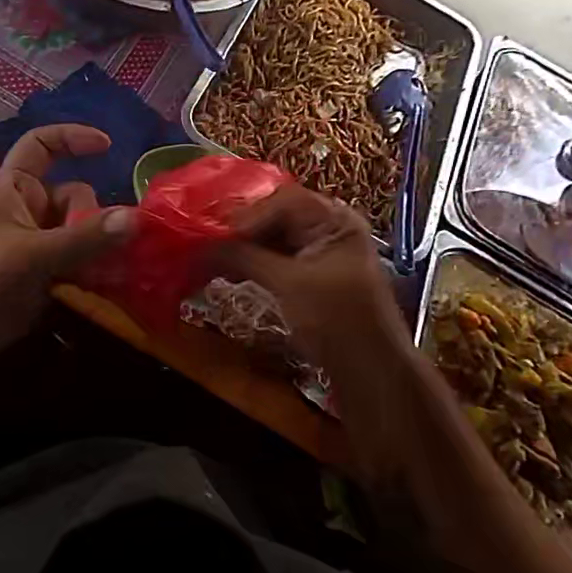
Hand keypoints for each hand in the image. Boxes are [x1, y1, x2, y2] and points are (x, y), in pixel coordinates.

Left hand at [0, 124, 135, 354]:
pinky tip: (114, 284)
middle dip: (92, 219)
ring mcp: (39, 243)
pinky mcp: (47, 274)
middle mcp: (29, 210)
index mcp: (15, 189)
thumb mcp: (31, 255)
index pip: (41, 146)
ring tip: (115, 268)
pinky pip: (82, 260)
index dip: (72, 138)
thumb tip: (136, 217)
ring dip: (101, 247)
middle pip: (76, 196)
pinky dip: (97, 269)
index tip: (109, 147)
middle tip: (95, 250)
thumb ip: (84, 238)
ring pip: (84, 231)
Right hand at [217, 183, 402, 360]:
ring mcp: (321, 255)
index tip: (215, 233)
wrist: (370, 370)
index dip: (248, 215)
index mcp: (335, 221)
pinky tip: (229, 273)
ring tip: (212, 260)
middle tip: (207, 244)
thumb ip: (244, 258)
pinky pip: (277, 259)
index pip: (284, 201)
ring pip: (274, 239)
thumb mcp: (288, 284)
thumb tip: (201, 246)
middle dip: (242, 231)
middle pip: (277, 217)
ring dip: (244, 249)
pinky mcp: (312, 278)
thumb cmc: (336, 320)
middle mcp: (330, 230)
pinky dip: (254, 264)